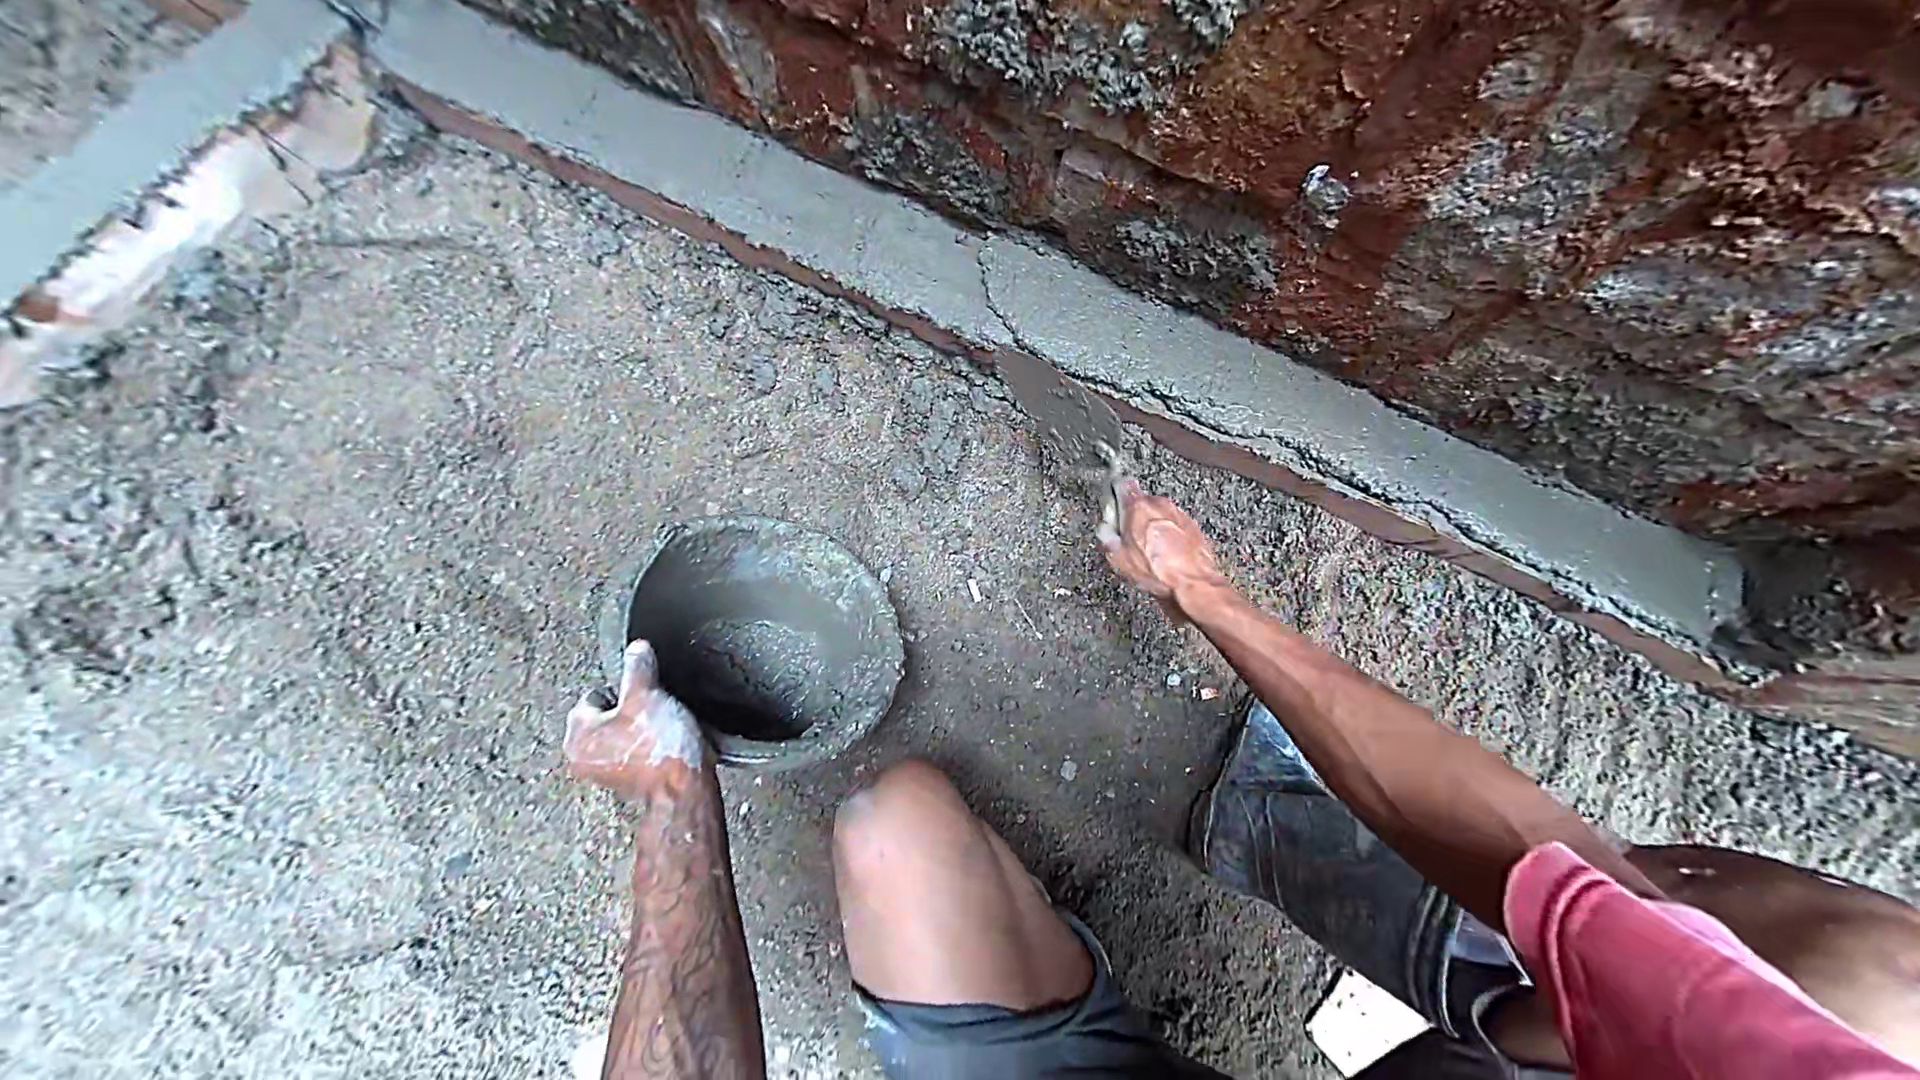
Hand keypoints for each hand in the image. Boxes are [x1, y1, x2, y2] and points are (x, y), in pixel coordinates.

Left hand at [565, 639, 706, 799]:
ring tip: (663, 728)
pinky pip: (638, 750)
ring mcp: (607, 772)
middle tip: (653, 710)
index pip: (594, 695)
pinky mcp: (630, 780)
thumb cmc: (659, 748)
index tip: (642, 693)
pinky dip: (651, 745)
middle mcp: (585, 758)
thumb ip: (638, 668)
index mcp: (578, 737)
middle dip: (632, 709)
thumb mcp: (648, 694)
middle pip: (610, 714)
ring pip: (625, 732)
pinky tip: (667, 744)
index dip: (623, 688)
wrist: (684, 787)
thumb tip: (636, 649)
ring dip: (643, 727)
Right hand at [1098, 478, 1227, 620]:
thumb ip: (1108, 538)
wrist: (1192, 583)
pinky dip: (1171, 537)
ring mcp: (1179, 514)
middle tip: (1132, 540)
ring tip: (1151, 552)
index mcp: (1138, 507)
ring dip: (1155, 528)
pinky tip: (1167, 555)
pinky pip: (1176, 527)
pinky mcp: (1194, 527)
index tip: (1115, 507)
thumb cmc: (1158, 571)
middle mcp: (1160, 505)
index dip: (1117, 496)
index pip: (1122, 486)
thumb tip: (1106, 532)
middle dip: (1137, 518)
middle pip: (1143, 504)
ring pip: (1160, 515)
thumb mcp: (1119, 559)